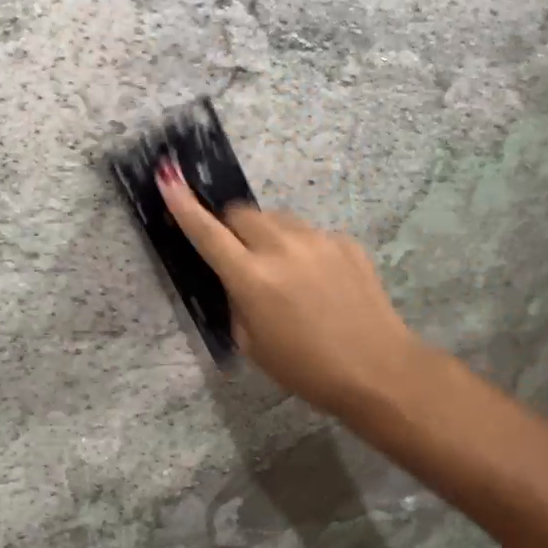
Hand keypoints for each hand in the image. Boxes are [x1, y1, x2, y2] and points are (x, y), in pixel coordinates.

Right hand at [156, 157, 420, 406]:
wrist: (379, 370)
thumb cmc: (306, 368)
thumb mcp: (251, 343)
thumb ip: (235, 300)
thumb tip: (234, 275)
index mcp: (252, 278)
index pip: (206, 232)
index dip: (183, 205)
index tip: (168, 177)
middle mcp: (282, 249)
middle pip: (240, 214)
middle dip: (231, 228)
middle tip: (239, 256)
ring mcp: (317, 241)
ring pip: (276, 220)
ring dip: (267, 236)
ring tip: (284, 272)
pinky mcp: (345, 242)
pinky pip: (309, 234)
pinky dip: (302, 249)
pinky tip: (318, 282)